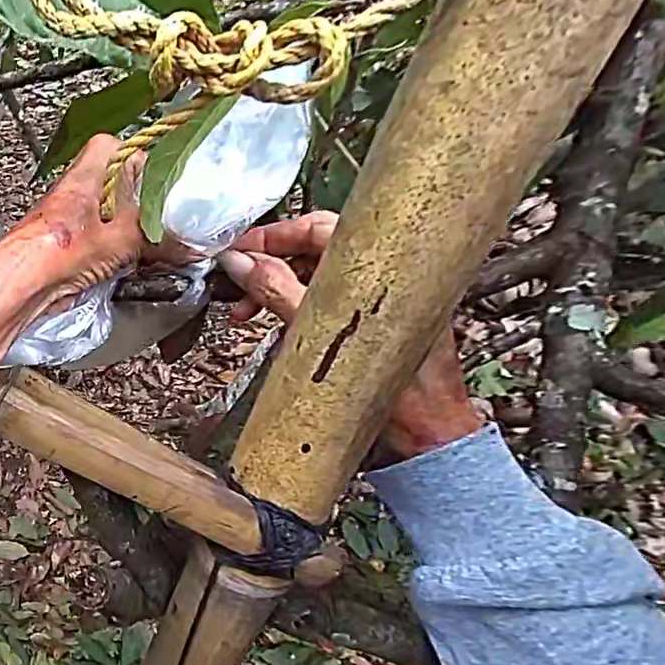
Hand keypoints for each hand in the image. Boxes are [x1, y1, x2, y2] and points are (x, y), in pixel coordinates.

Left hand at [0, 135, 143, 391]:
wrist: (16, 287)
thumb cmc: (53, 257)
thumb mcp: (118, 242)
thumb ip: (152, 236)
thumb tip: (185, 240)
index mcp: (83, 178)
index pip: (111, 145)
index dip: (135, 156)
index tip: (154, 178)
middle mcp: (70, 193)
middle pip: (110, 183)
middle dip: (133, 203)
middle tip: (150, 222)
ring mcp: (62, 220)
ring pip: (101, 214)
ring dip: (120, 230)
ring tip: (135, 249)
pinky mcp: (58, 245)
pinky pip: (90, 238)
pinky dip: (104, 249)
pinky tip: (113, 266)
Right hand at [217, 211, 481, 460]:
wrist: (429, 437)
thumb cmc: (399, 394)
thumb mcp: (322, 337)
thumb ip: (277, 292)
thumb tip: (242, 264)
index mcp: (386, 265)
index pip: (317, 227)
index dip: (271, 237)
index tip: (237, 250)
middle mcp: (386, 275)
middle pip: (313, 251)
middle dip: (267, 266)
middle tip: (236, 285)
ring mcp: (378, 301)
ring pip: (314, 277)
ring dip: (275, 290)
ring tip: (247, 312)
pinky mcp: (371, 324)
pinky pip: (323, 303)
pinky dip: (292, 309)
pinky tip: (274, 326)